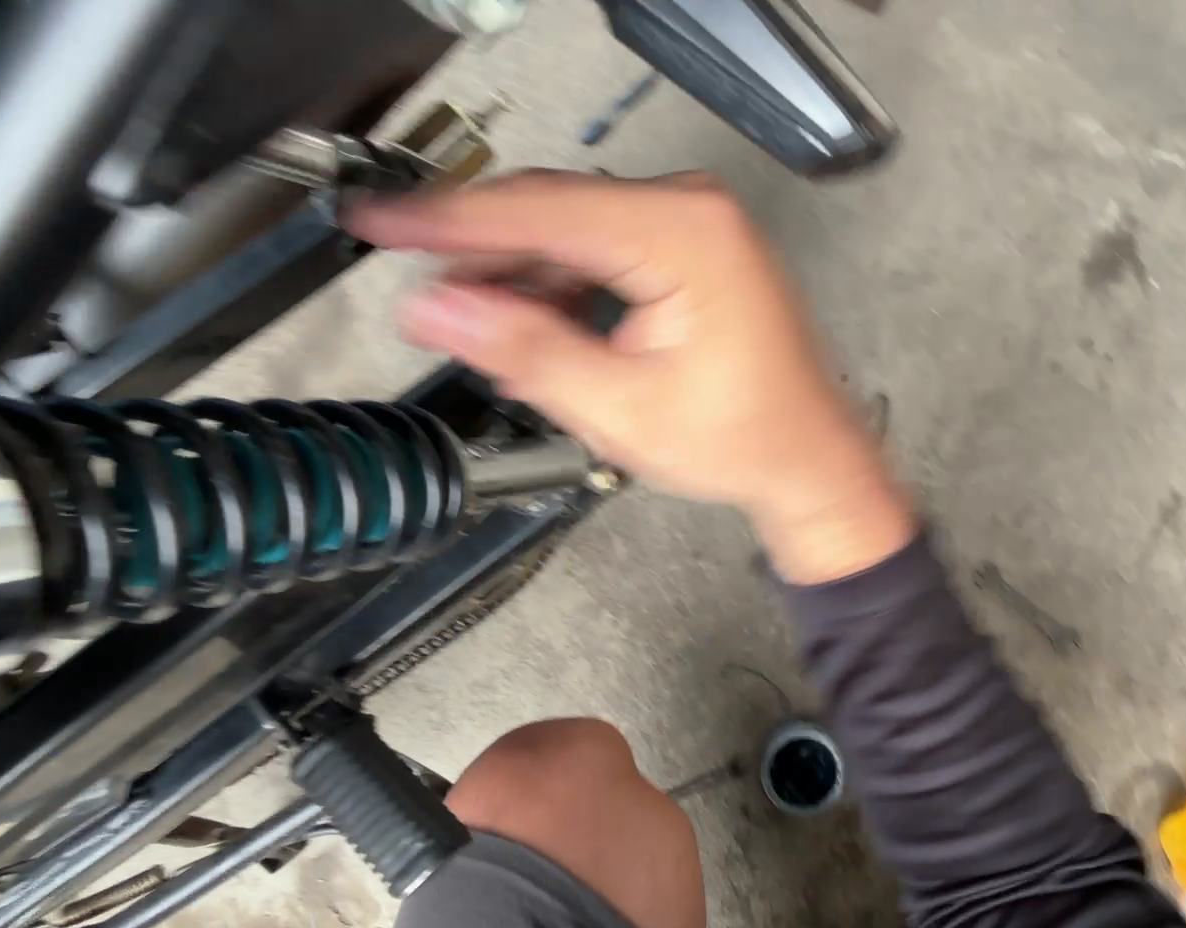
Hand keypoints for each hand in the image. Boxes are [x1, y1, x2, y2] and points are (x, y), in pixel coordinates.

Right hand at [347, 171, 914, 582]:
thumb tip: (440, 309)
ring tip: (482, 332)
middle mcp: (694, 212)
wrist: (806, 459)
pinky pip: (605, 251)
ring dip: (520, 277)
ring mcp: (696, 227)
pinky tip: (536, 327)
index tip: (379, 225)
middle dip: (481, 255)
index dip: (445, 222)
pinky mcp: (691, 251)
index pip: (537, 210)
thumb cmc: (745, 439)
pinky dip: (563, 286)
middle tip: (423, 293)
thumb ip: (526, 351)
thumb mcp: (621, 409)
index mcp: (684, 235)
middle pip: (552, 212)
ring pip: (573, 232)